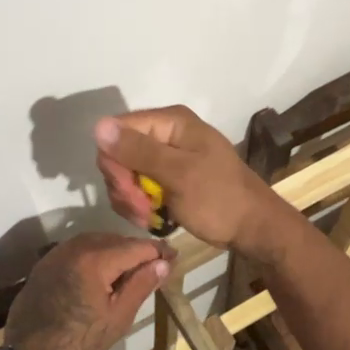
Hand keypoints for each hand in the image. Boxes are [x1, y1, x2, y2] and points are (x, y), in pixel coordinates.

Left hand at [4, 233, 170, 349]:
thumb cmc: (79, 340)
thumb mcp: (118, 317)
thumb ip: (141, 285)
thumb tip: (163, 263)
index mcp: (97, 259)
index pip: (136, 246)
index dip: (158, 250)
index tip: (174, 255)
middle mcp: (76, 247)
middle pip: (116, 239)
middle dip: (137, 249)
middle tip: (155, 264)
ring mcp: (58, 252)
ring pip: (96, 241)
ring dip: (116, 250)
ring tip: (130, 268)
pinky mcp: (46, 262)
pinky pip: (77, 249)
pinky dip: (94, 254)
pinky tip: (100, 271)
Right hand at [93, 105, 300, 259]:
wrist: (251, 227)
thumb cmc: (219, 198)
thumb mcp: (178, 175)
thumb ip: (138, 151)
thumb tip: (98, 126)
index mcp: (170, 122)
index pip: (118, 130)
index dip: (114, 162)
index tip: (128, 192)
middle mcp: (164, 133)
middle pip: (118, 154)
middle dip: (124, 186)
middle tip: (142, 211)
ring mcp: (165, 156)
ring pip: (124, 174)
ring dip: (131, 200)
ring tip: (150, 218)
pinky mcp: (165, 178)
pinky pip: (137, 188)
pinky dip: (139, 206)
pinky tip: (153, 219)